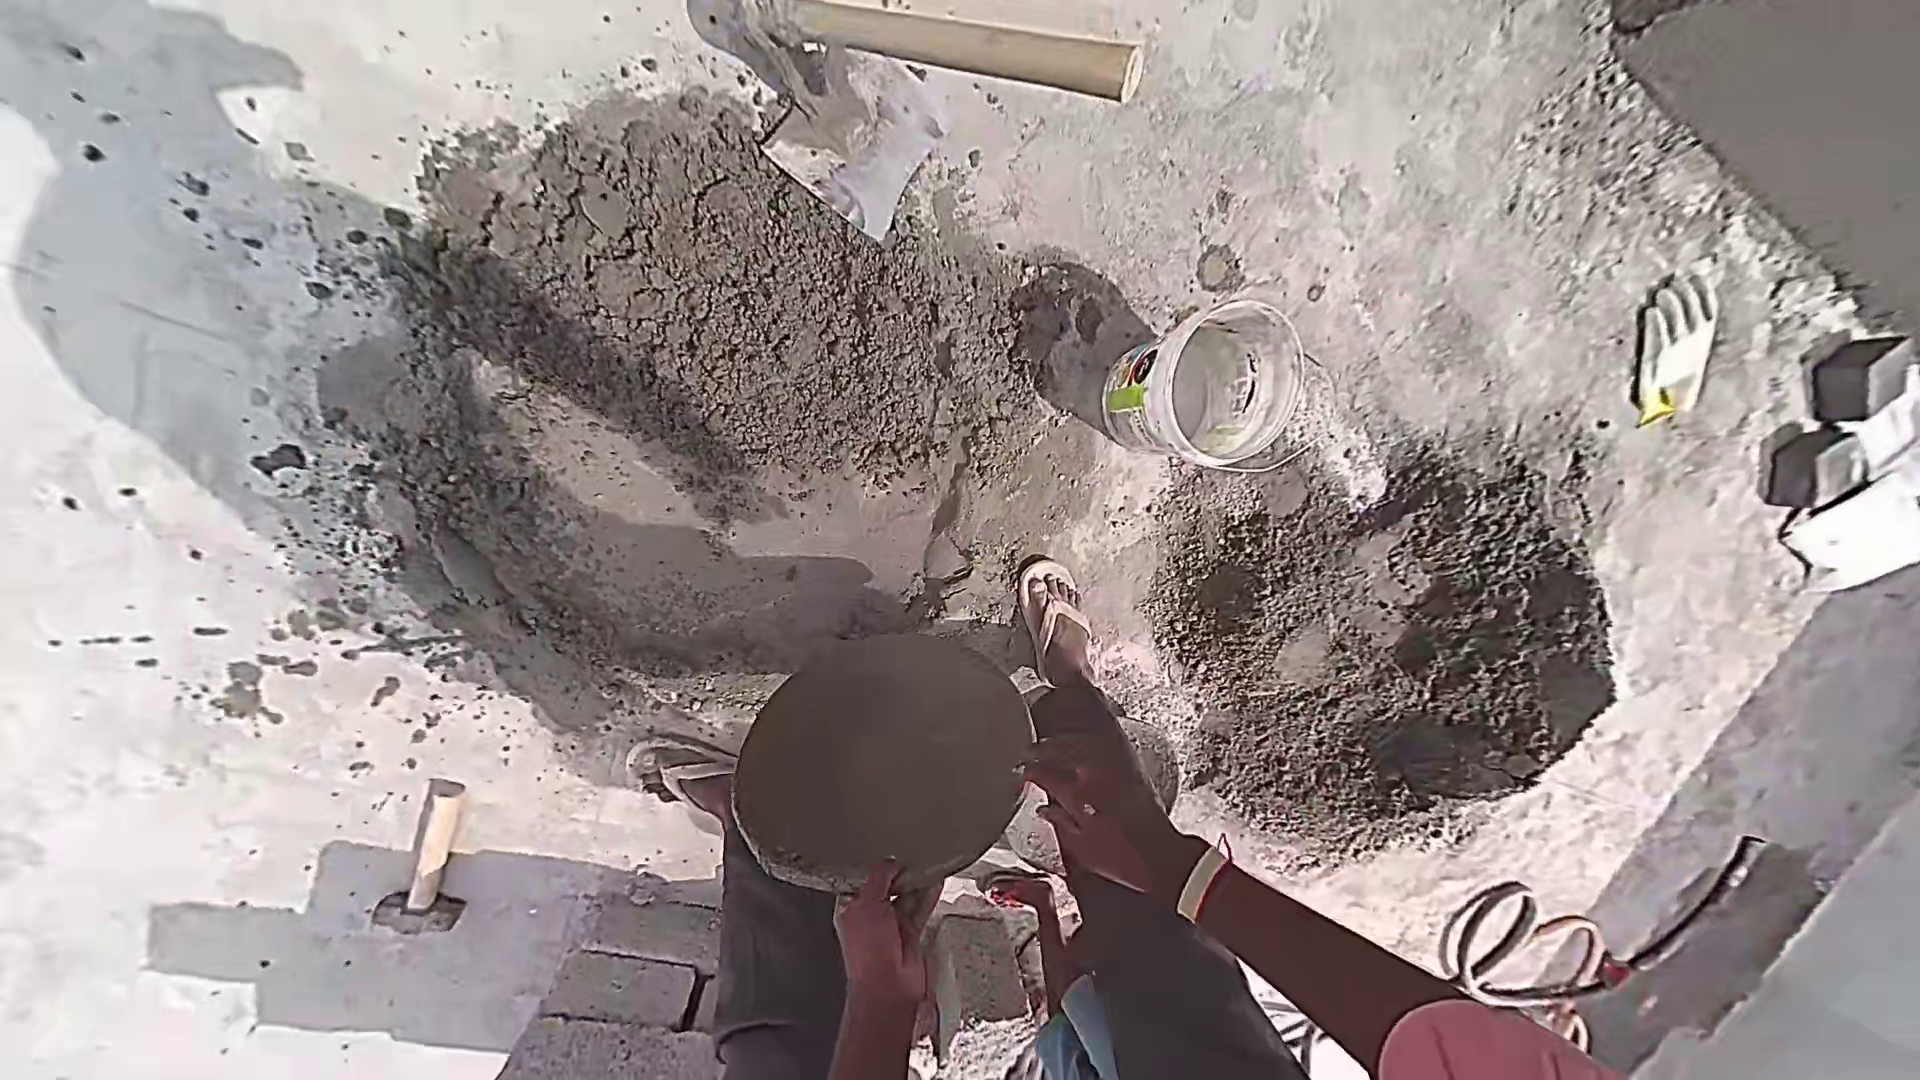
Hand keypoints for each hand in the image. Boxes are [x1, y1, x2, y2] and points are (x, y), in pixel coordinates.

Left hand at [834, 862, 937, 1007]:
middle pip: (888, 885)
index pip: (863, 879)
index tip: (888, 853)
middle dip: (900, 873)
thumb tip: (890, 862)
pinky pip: (920, 908)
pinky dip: (929, 895)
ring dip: (917, 882)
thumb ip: (879, 876)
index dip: (875, 866)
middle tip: (912, 857)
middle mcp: (870, 916)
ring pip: (906, 895)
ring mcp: (890, 925)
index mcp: (851, 908)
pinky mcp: (909, 933)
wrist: (888, 989)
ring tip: (928, 864)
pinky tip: (936, 881)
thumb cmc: (867, 953)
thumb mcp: (867, 902)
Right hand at [1027, 734, 1207, 906]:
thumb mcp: (1081, 849)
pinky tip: (1079, 742)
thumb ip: (1059, 824)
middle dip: (1041, 749)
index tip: (1021, 773)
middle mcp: (1094, 775)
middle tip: (1030, 753)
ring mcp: (1113, 767)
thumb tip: (1045, 809)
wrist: (1162, 857)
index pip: (1044, 773)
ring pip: (1080, 740)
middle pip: (1061, 749)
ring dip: (1061, 740)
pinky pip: (1100, 742)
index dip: (1028, 771)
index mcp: (1078, 795)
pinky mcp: (1128, 766)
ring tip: (1050, 744)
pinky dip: (1085, 739)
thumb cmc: (1123, 859)